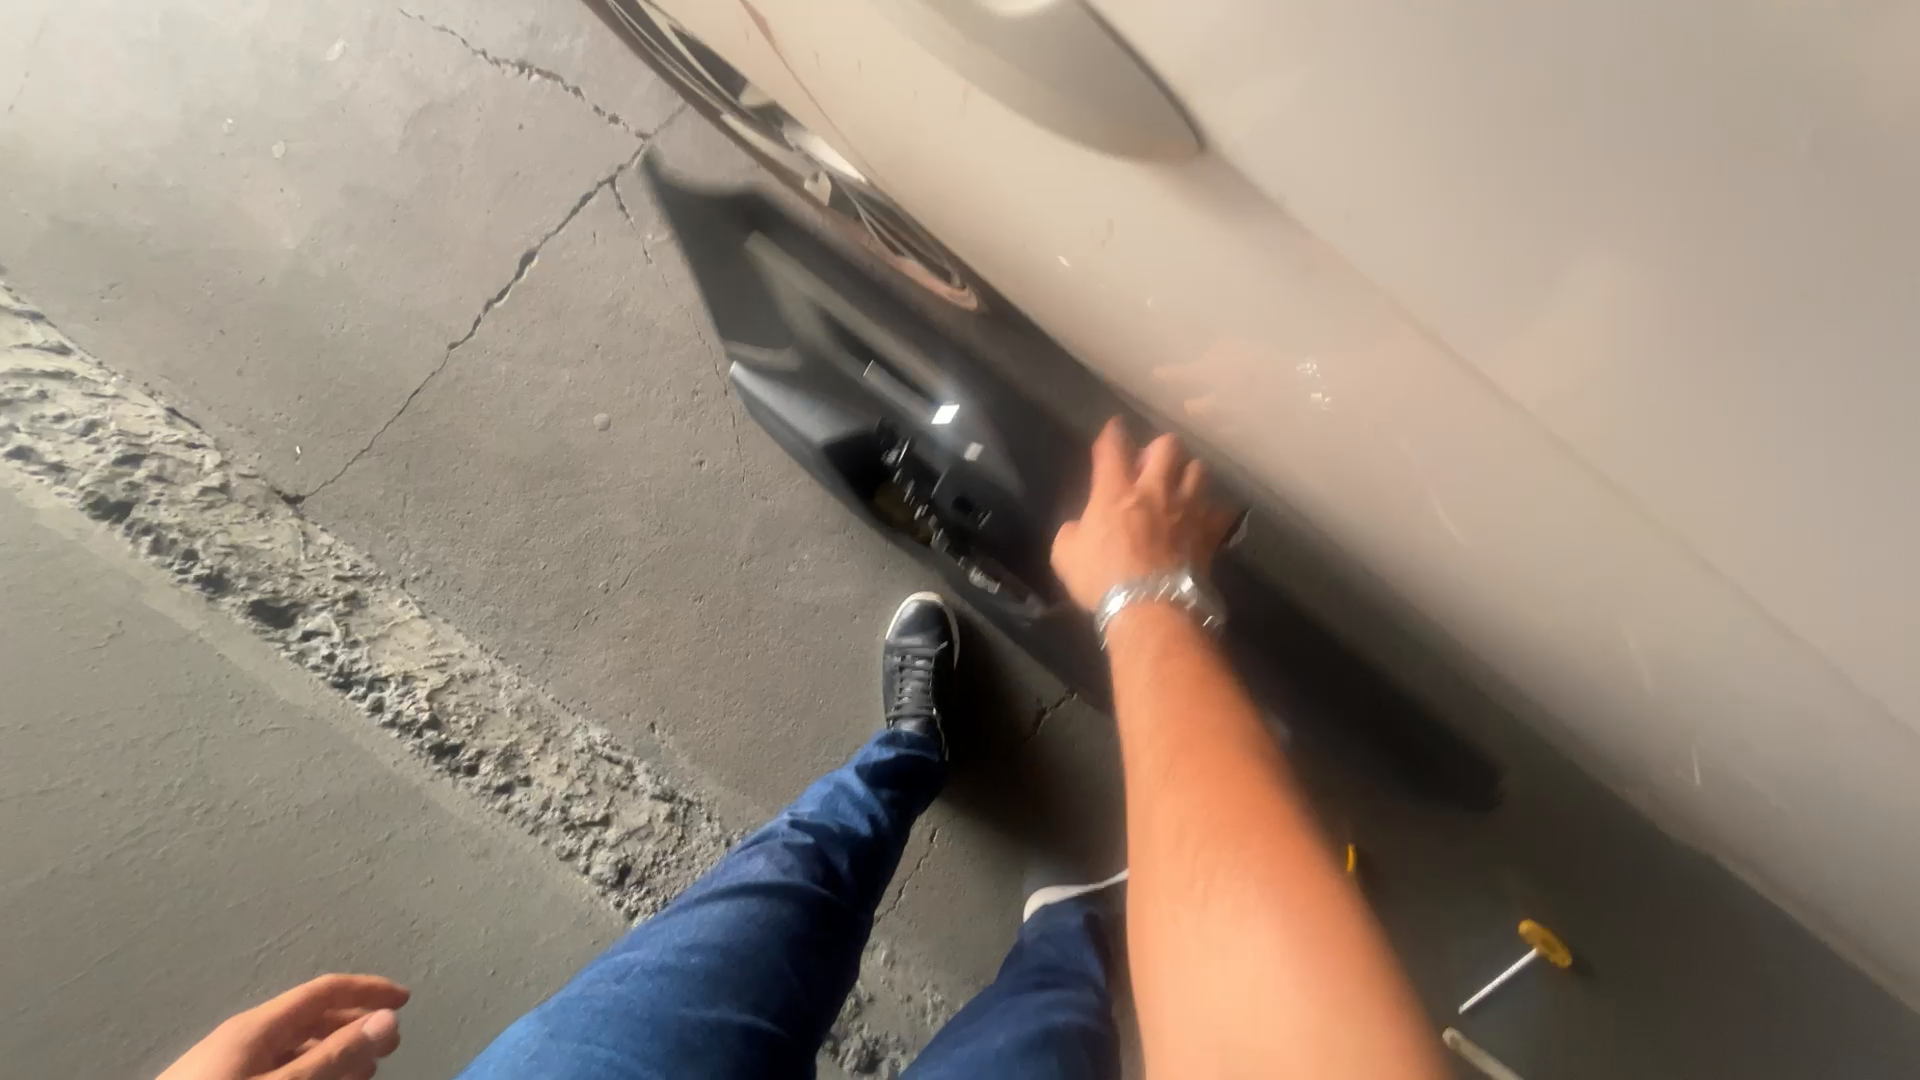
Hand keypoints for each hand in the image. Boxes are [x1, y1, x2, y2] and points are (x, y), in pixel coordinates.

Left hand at [156, 974, 407, 1079]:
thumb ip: (333, 1056)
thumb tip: (389, 1018)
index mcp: (254, 1027)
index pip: (326, 989)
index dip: (370, 990)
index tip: (405, 1002)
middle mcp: (239, 1040)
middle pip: (311, 1018)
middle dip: (355, 1028)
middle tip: (387, 1049)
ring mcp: (221, 1069)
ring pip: (293, 1049)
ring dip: (333, 1057)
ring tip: (360, 1077)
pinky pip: (273, 1072)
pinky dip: (307, 1076)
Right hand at [1051, 418, 1237, 610]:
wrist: (1150, 608)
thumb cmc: (1102, 579)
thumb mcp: (1065, 555)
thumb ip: (1072, 531)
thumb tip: (1080, 526)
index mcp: (1115, 491)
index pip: (1113, 446)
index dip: (1112, 433)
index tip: (1114, 429)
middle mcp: (1154, 489)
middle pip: (1167, 445)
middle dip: (1158, 449)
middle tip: (1150, 464)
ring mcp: (1187, 508)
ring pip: (1199, 468)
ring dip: (1188, 472)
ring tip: (1180, 485)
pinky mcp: (1209, 532)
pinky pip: (1220, 509)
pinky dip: (1212, 510)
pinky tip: (1204, 517)